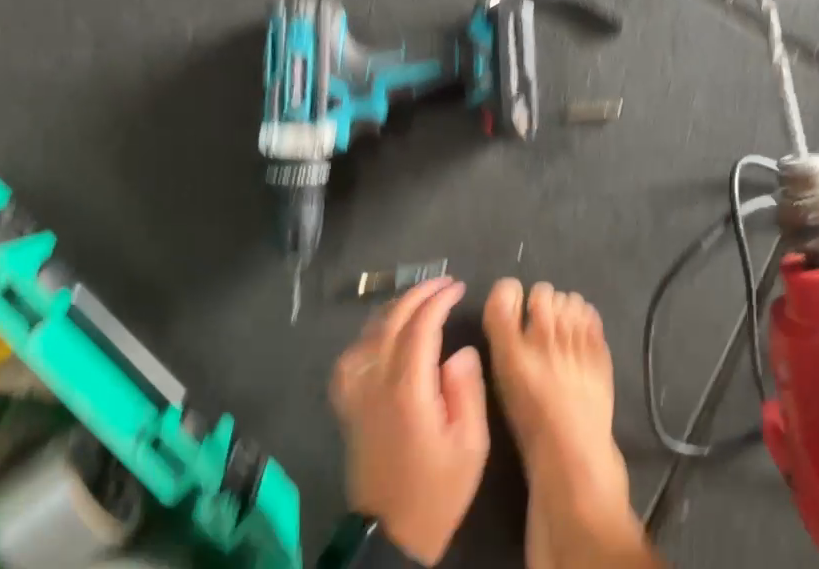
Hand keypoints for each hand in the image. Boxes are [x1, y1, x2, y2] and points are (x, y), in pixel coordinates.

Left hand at [330, 278, 488, 565]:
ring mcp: (357, 393)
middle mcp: (376, 382)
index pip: (420, 326)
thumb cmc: (438, 490)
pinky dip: (367, 337)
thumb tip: (458, 350)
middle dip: (417, 295)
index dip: (438, 300)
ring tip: (417, 301)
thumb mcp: (470, 444)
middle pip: (392, 321)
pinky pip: (350, 359)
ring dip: (393, 309)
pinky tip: (380, 336)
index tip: (457, 287)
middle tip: (442, 284)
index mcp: (408, 388)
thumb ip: (466, 389)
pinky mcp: (348, 407)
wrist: (391, 533)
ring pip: (368, 334)